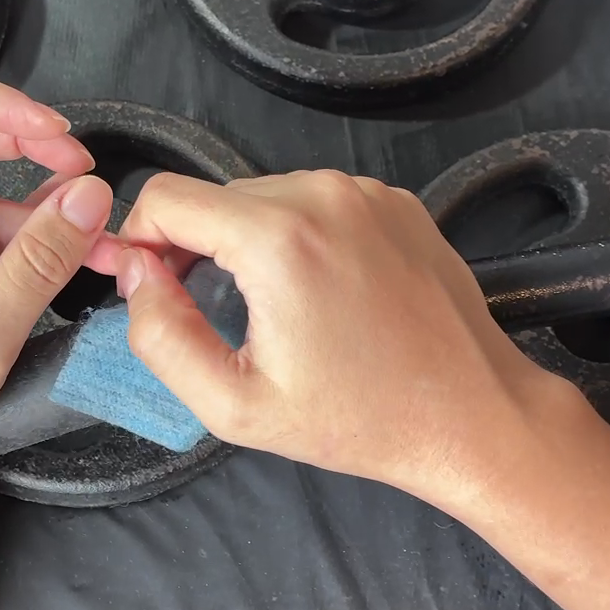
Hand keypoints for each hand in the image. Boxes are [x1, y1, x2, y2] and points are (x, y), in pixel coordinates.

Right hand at [98, 170, 593, 506]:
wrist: (474, 415)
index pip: (166, 196)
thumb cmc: (354, 420)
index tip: (154, 289)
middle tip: (209, 310)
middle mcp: (321, 190)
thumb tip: (136, 273)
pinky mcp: (395, 199)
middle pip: (213, 197)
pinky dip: (295, 234)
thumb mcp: (235, 404)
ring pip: (261, 196)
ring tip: (269, 305)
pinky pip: (314, 200)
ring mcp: (365, 189)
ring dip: (244, 241)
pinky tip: (319, 287)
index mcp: (277, 235)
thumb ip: (161, 336)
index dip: (140, 240)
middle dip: (193, 246)